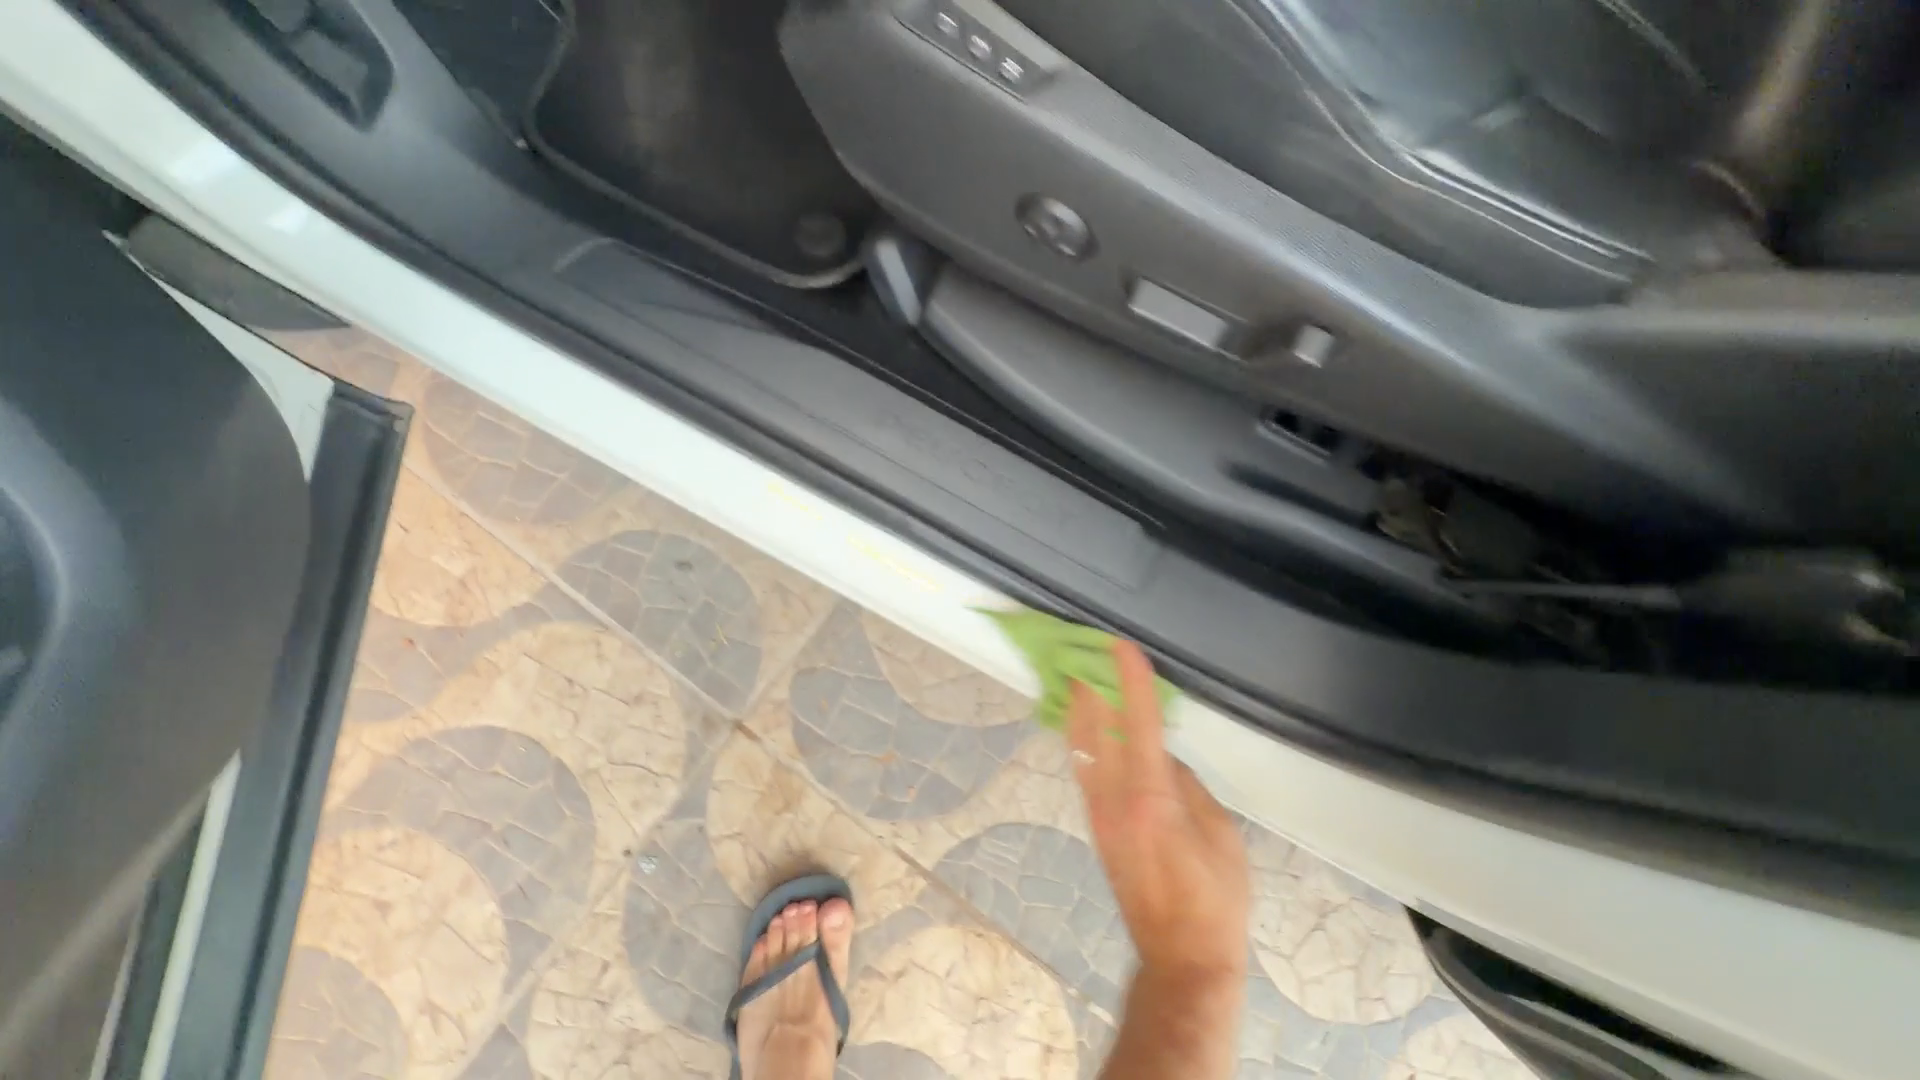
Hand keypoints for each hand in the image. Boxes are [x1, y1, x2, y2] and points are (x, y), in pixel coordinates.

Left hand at [1066, 640, 1249, 984]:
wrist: (1180, 957)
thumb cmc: (1215, 900)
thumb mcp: (1222, 836)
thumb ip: (1189, 787)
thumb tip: (1164, 757)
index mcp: (1152, 799)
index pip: (1139, 725)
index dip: (1129, 682)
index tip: (1119, 646)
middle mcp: (1115, 801)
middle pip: (1093, 729)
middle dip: (1088, 685)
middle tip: (1084, 647)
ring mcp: (1098, 815)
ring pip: (1080, 747)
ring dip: (1079, 708)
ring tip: (1079, 673)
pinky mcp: (1095, 828)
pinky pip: (1085, 770)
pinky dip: (1083, 738)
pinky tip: (1086, 723)